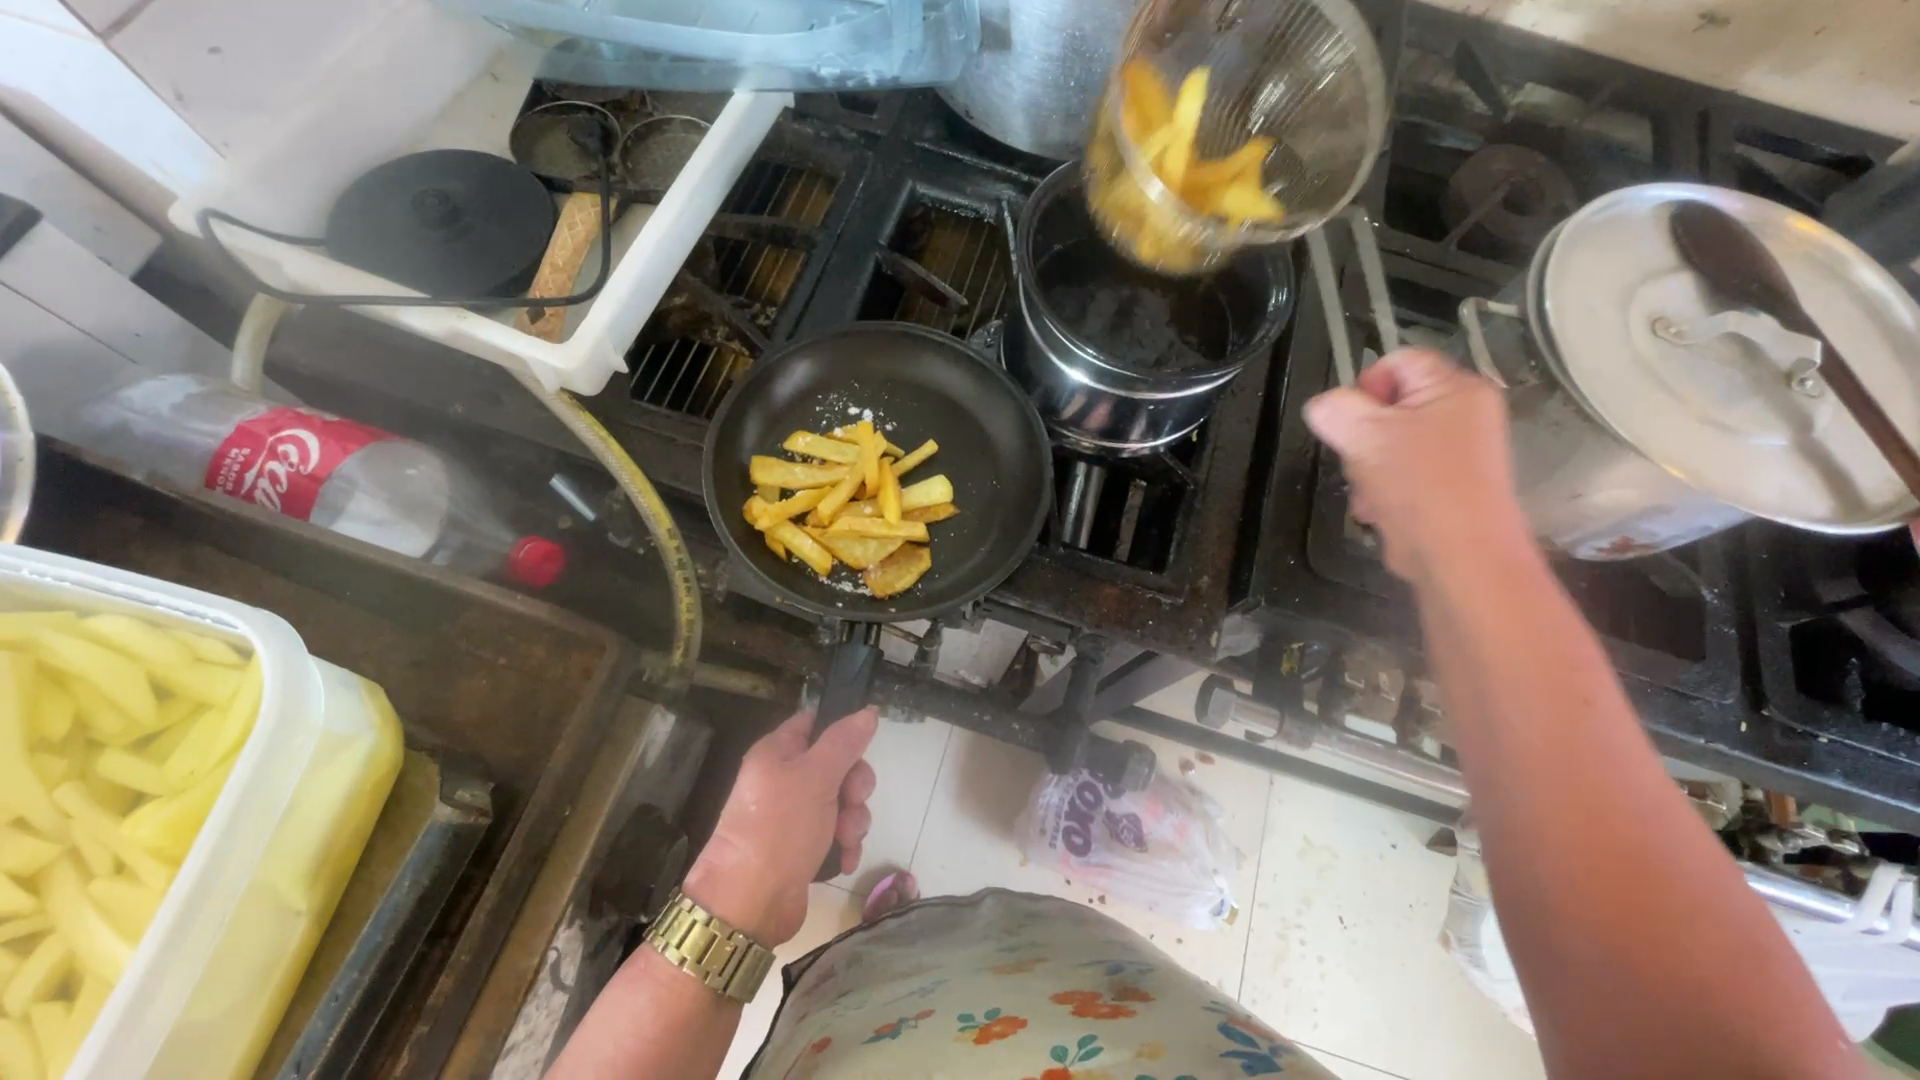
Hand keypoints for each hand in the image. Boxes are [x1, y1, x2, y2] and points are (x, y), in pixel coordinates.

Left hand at [682, 708, 878, 946]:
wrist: (749, 904)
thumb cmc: (778, 829)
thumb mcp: (815, 777)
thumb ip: (843, 743)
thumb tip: (868, 712)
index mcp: (777, 754)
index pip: (814, 724)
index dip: (840, 732)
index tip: (861, 748)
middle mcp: (783, 781)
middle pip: (837, 766)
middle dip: (854, 787)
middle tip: (852, 801)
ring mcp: (793, 816)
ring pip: (841, 803)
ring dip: (852, 821)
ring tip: (844, 840)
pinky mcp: (803, 848)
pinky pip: (836, 835)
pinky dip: (844, 846)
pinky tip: (843, 860)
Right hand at [1306, 347, 1533, 583]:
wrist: (1460, 556)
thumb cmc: (1418, 486)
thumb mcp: (1364, 435)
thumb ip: (1335, 409)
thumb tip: (1323, 407)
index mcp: (1455, 388)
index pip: (1398, 360)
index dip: (1364, 384)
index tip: (1349, 420)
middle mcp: (1464, 413)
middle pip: (1390, 404)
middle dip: (1362, 434)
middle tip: (1359, 458)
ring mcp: (1460, 451)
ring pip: (1390, 442)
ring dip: (1367, 467)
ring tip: (1370, 492)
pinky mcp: (1450, 485)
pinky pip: (1403, 472)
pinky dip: (1385, 489)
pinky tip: (1382, 510)